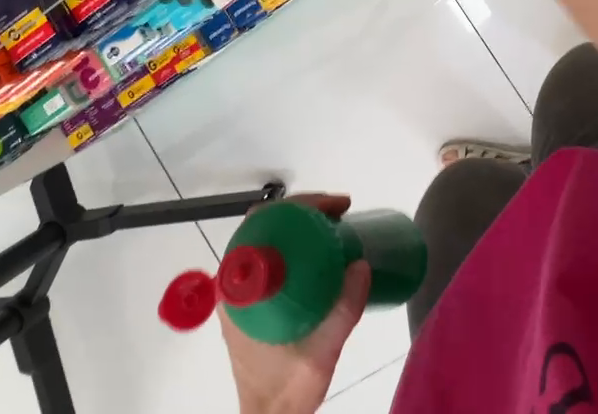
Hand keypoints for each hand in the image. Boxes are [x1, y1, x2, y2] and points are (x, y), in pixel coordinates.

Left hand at [220, 194, 373, 413]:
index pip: (259, 225)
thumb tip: (363, 265)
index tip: (332, 209)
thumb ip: (343, 312)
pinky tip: (325, 249)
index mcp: (238, 292)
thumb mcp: (320, 352)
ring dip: (301, 225)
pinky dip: (297, 244)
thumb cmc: (286, 391)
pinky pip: (272, 258)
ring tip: (338, 224)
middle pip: (265, 226)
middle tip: (340, 212)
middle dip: (304, 211)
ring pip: (269, 240)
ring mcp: (242, 295)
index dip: (297, 206)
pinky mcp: (254, 304)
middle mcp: (234, 287)